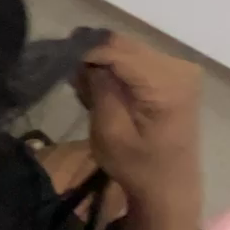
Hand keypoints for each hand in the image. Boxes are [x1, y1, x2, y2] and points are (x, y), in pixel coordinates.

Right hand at [76, 33, 204, 229]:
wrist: (170, 184)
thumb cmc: (137, 164)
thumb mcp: (108, 131)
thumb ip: (100, 89)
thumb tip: (84, 59)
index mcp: (166, 83)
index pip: (116, 50)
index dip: (82, 51)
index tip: (52, 61)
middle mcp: (178, 67)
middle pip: (122, 44)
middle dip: (89, 56)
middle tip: (67, 80)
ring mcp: (178, 69)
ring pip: (125, 48)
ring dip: (99, 63)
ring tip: (84, 90)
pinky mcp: (172, 75)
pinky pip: (134, 58)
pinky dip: (112, 69)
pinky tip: (102, 90)